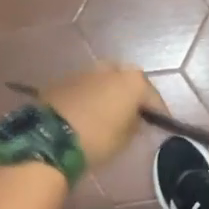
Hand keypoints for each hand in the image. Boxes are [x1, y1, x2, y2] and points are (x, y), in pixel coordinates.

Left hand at [40, 62, 163, 169]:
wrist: (49, 140)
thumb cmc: (97, 139)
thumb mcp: (126, 138)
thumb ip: (136, 123)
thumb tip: (136, 118)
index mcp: (133, 80)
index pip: (153, 97)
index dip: (157, 112)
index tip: (159, 124)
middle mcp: (112, 69)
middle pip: (129, 82)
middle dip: (132, 95)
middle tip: (132, 114)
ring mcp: (86, 72)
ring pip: (105, 81)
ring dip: (109, 94)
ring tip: (106, 113)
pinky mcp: (64, 80)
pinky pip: (85, 87)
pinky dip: (89, 97)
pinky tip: (86, 113)